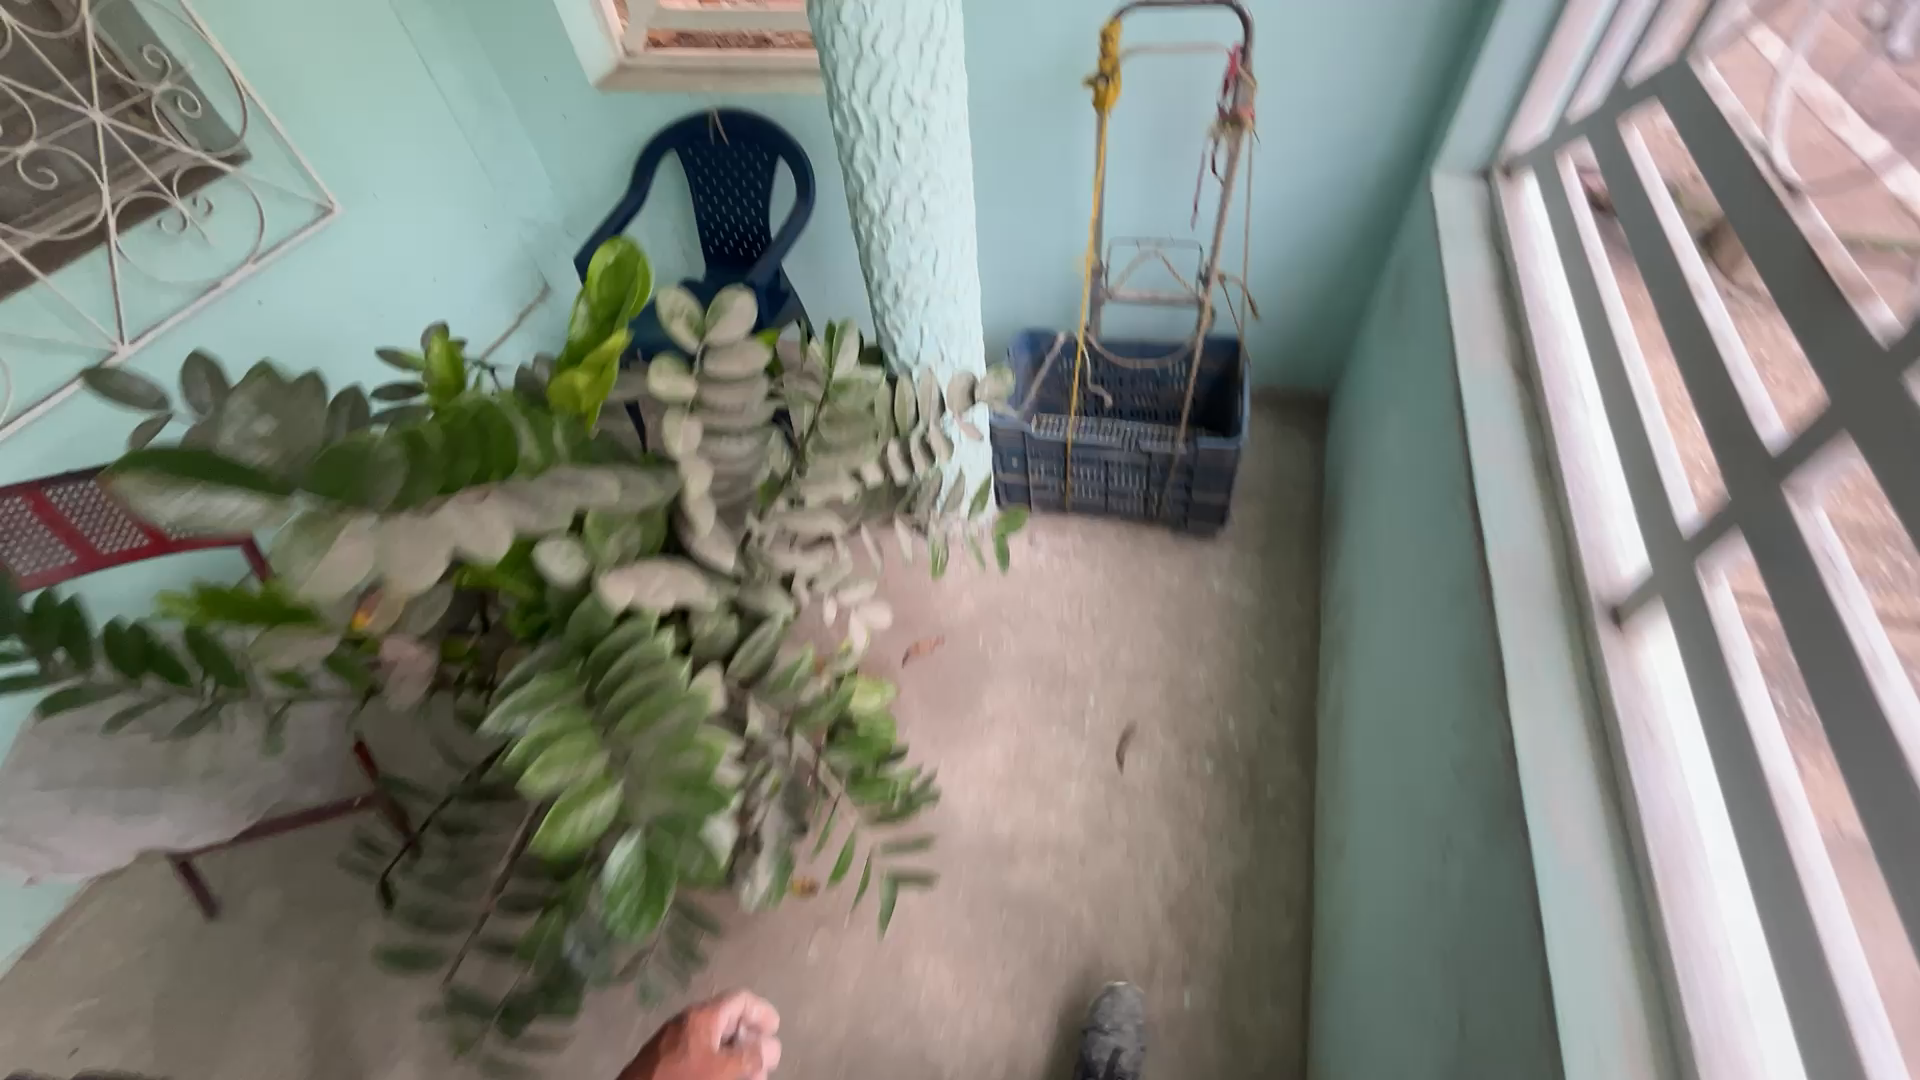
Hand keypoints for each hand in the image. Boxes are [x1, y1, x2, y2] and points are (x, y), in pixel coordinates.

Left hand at [618, 990, 781, 1079]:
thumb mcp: (722, 1071)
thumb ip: (750, 1058)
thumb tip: (772, 1046)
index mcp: (702, 1015)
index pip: (740, 999)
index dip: (762, 1012)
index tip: (775, 1031)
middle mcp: (687, 1021)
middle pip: (727, 1020)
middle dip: (749, 1042)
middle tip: (764, 1065)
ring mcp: (671, 1042)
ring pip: (712, 1041)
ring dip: (733, 1057)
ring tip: (746, 1078)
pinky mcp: (661, 1062)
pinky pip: (697, 1055)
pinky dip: (714, 1065)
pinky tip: (719, 1078)